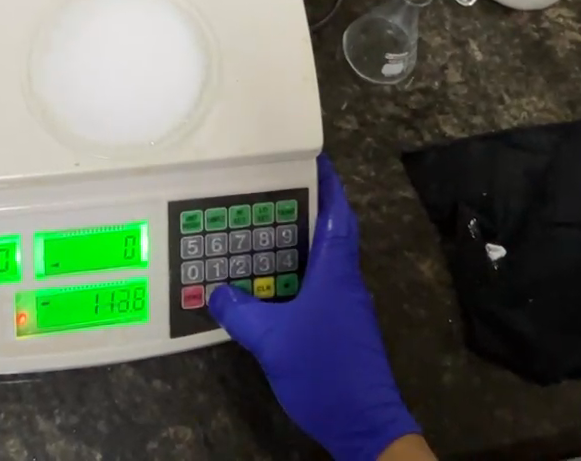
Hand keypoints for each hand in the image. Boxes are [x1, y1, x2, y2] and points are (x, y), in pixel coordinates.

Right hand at [209, 156, 424, 460]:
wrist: (366, 423)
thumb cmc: (324, 369)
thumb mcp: (272, 340)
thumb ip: (241, 313)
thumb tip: (215, 290)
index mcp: (336, 269)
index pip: (338, 212)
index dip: (329, 182)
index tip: (313, 158)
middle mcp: (345, 278)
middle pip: (333, 228)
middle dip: (309, 205)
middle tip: (275, 188)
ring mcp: (347, 303)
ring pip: (326, 256)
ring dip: (303, 239)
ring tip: (266, 227)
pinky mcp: (343, 325)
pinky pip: (321, 283)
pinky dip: (301, 271)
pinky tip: (275, 281)